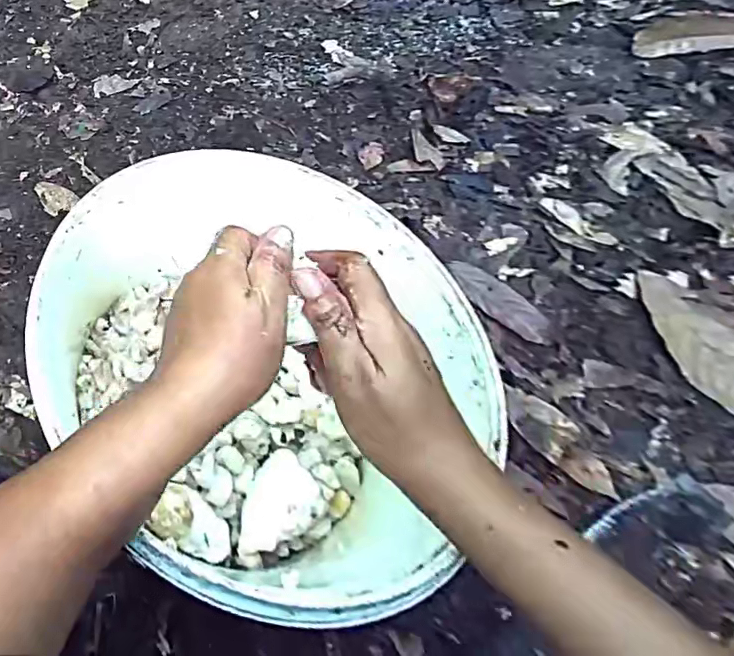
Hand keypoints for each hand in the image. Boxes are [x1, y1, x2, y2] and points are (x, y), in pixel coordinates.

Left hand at [154, 225, 292, 425]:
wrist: (190, 397)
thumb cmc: (232, 358)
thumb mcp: (269, 307)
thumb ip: (273, 266)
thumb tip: (279, 234)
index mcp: (219, 265)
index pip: (240, 233)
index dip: (265, 249)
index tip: (282, 274)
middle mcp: (197, 277)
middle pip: (229, 259)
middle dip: (254, 276)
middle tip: (275, 306)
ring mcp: (186, 300)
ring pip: (220, 285)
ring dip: (240, 299)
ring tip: (258, 330)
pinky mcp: (182, 323)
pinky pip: (208, 308)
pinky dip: (225, 319)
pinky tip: (238, 344)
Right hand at [294, 251, 475, 480]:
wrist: (443, 474)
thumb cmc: (396, 431)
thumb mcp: (350, 373)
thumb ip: (329, 321)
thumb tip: (307, 275)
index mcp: (382, 320)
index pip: (353, 264)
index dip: (320, 260)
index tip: (290, 275)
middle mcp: (393, 325)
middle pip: (351, 287)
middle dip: (316, 299)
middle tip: (295, 327)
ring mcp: (397, 343)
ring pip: (352, 314)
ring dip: (324, 327)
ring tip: (313, 361)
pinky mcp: (397, 362)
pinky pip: (360, 338)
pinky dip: (338, 348)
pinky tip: (330, 376)